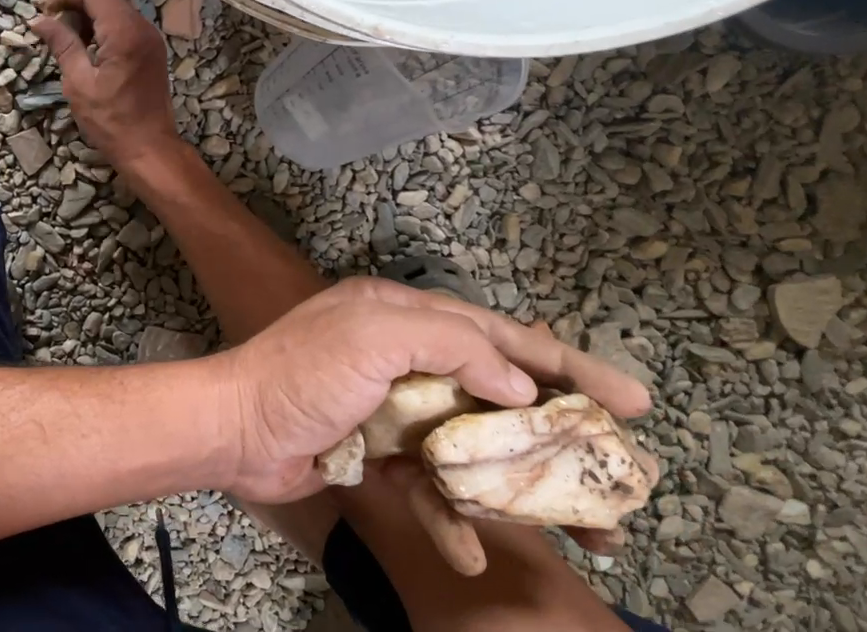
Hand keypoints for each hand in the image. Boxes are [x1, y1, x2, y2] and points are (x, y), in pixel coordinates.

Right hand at [29, 0, 178, 171]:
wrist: (150, 148)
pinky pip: (125, 25)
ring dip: (89, 17)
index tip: (46, 11)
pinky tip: (89, 51)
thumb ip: (62, 45)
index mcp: (124, 32)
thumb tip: (40, 20)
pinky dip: (104, 29)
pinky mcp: (152, 50)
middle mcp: (142, 27)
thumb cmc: (111, 120)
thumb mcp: (78, 83)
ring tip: (68, 42)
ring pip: (115, 9)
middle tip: (54, 29)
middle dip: (76, 5)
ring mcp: (151, 38)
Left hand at [207, 277, 652, 505]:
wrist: (235, 431)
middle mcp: (403, 355)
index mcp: (402, 315)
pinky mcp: (377, 451)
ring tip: (585, 531)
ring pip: (475, 443)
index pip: (500, 333)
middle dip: (561, 431)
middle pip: (500, 391)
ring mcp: (392, 407)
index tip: (630, 400)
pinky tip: (469, 550)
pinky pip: (430, 482)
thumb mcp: (373, 336)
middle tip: (625, 471)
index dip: (566, 362)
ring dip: (522, 485)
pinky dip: (451, 512)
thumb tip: (518, 382)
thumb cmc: (302, 376)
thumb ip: (450, 344)